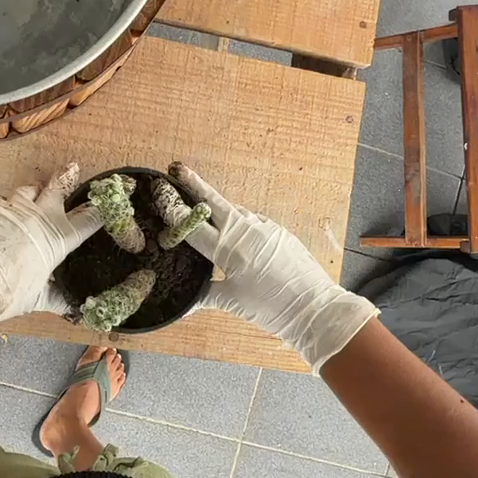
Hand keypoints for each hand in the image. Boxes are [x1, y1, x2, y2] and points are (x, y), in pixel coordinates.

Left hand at [0, 164, 102, 340]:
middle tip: (73, 168)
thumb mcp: (35, 299)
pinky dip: (1, 209)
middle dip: (67, 177)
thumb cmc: (2, 294)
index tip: (107, 199)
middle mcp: (38, 216)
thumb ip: (58, 298)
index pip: (88, 218)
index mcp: (57, 239)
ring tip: (30, 199)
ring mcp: (11, 206)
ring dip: (31, 194)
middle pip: (59, 187)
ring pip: (27, 190)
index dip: (100, 208)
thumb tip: (75, 308)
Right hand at [170, 162, 377, 371]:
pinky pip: (254, 221)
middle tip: (177, 170)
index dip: (175, 211)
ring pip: (235, 211)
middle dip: (194, 185)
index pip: (193, 225)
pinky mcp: (279, 231)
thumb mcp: (232, 302)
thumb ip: (204, 296)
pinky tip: (236, 233)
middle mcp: (246, 231)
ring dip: (218, 209)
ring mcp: (265, 228)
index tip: (162, 196)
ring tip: (202, 209)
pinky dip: (240, 223)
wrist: (315, 308)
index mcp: (229, 249)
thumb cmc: (272, 307)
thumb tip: (183, 303)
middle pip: (213, 202)